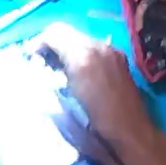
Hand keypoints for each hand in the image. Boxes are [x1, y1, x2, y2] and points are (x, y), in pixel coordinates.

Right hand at [34, 23, 163, 162]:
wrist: (134, 134)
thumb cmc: (97, 128)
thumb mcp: (67, 105)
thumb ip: (52, 79)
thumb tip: (40, 67)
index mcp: (81, 58)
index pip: (53, 34)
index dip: (38, 43)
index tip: (31, 56)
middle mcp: (96, 46)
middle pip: (65, 30)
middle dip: (50, 42)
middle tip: (42, 60)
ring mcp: (110, 49)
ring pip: (79, 36)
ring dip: (65, 46)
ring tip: (59, 66)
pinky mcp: (118, 55)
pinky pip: (93, 44)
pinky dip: (81, 50)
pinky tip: (78, 69)